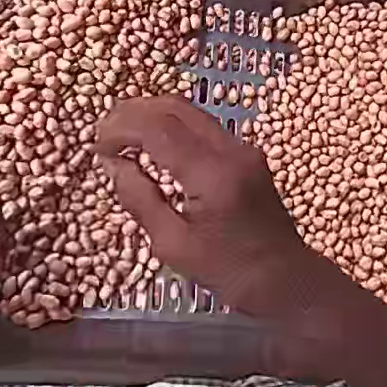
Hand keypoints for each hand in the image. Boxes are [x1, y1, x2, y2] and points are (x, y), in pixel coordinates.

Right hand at [93, 97, 340, 319]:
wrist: (288, 279)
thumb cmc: (229, 272)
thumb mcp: (173, 246)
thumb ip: (140, 199)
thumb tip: (113, 163)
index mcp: (213, 176)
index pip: (159, 130)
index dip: (122, 129)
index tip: (98, 146)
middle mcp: (232, 150)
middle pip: (175, 108)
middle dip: (133, 112)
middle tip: (104, 132)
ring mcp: (244, 148)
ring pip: (190, 110)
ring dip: (152, 114)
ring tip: (121, 133)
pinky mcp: (247, 152)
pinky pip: (203, 125)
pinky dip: (172, 125)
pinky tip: (152, 142)